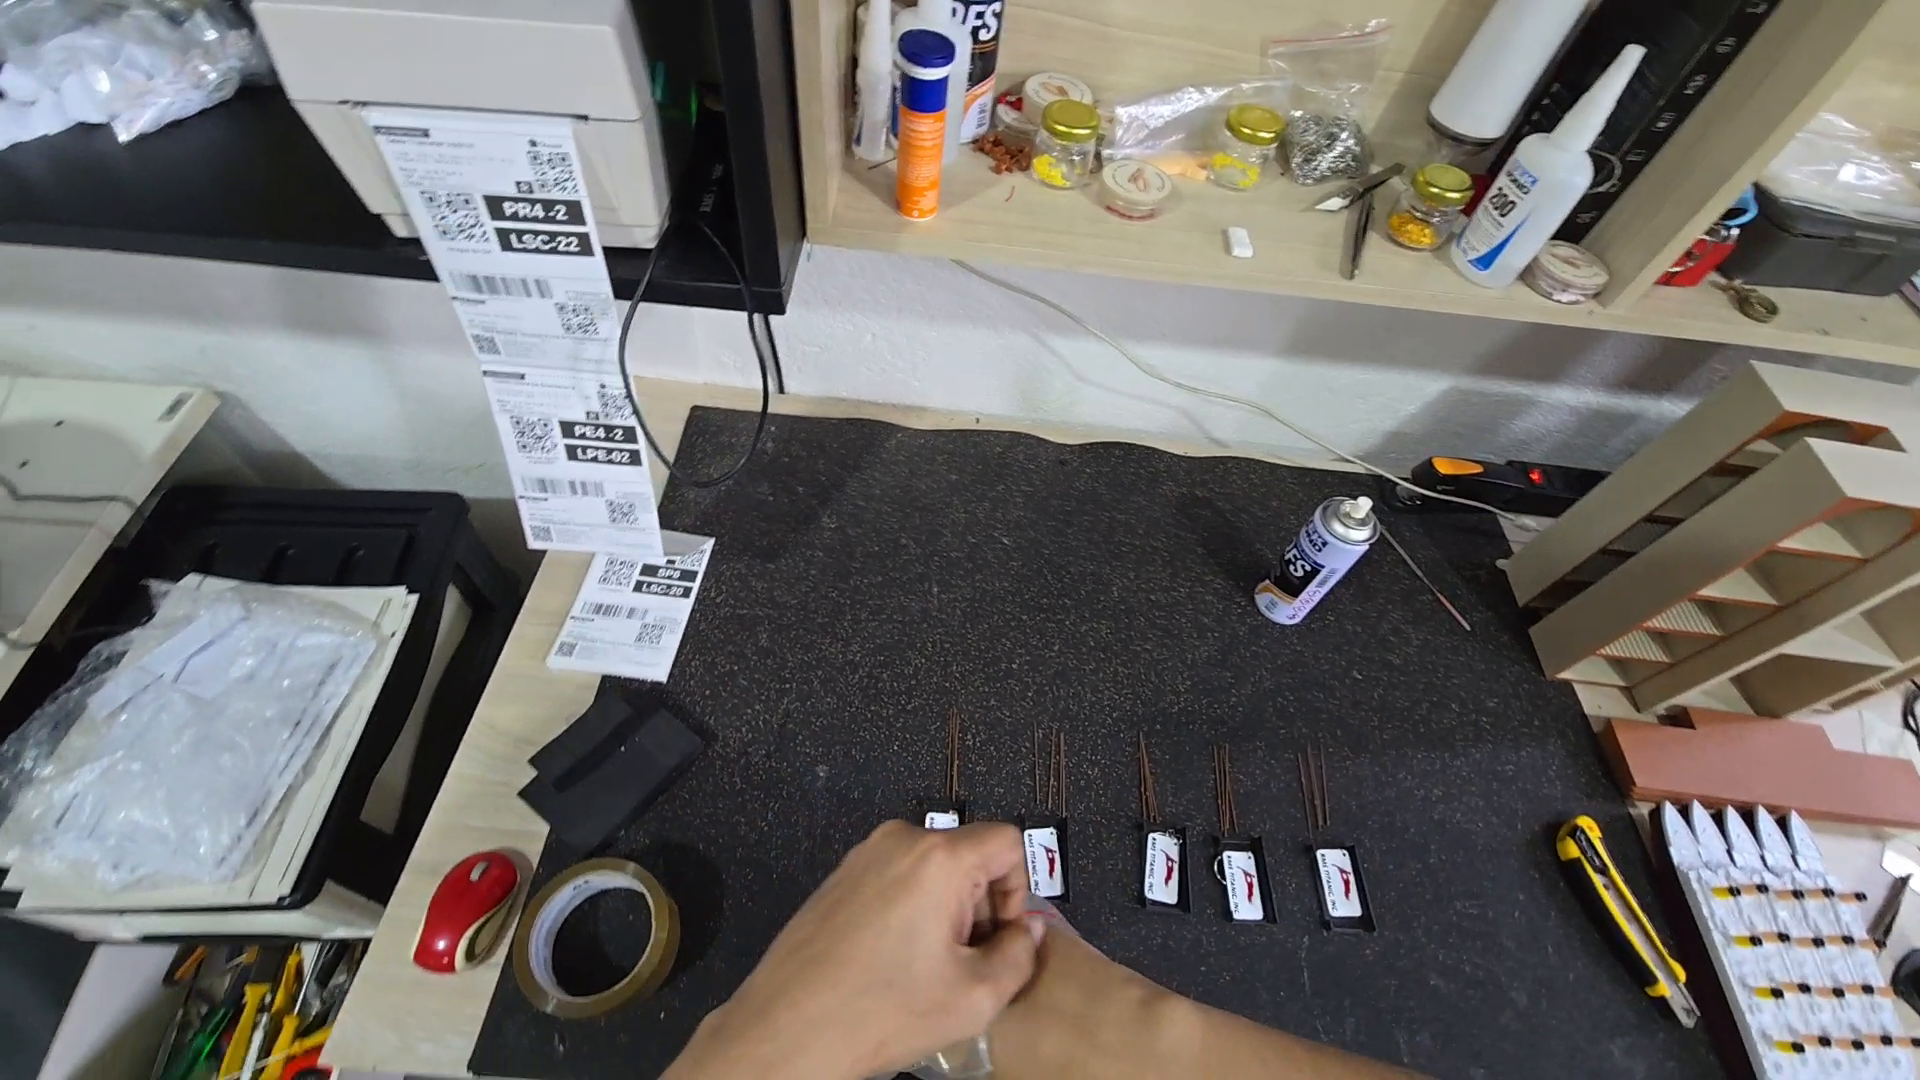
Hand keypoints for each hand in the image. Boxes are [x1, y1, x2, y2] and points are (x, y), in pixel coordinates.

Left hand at [667, 820, 1045, 1079]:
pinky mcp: (842, 873)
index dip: (1017, 889)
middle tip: (961, 962)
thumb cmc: (882, 1010)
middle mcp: (901, 838)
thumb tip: (1028, 929)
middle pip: (969, 855)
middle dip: (979, 905)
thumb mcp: (974, 997)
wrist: (787, 1028)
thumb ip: (1019, 955)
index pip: (1008, 841)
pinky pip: (899, 876)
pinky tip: (891, 961)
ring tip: (923, 968)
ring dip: (945, 910)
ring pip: (934, 868)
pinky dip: (911, 909)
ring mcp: (866, 853)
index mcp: (938, 856)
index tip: (997, 937)